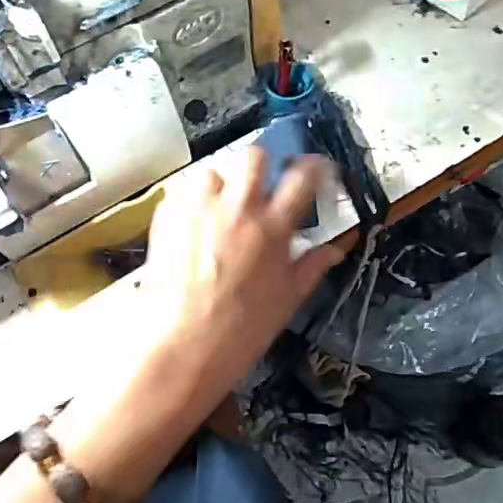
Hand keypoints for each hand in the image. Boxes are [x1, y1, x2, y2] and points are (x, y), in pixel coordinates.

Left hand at [53, 147, 341, 502]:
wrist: (184, 345)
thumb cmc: (240, 329)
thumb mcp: (287, 299)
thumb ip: (312, 266)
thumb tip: (334, 249)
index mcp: (273, 229)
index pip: (303, 177)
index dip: (313, 166)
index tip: (312, 167)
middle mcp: (237, 210)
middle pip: (254, 157)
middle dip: (260, 166)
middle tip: (258, 189)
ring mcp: (199, 210)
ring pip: (213, 171)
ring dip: (220, 185)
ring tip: (220, 210)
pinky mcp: (168, 217)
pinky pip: (181, 192)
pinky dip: (191, 202)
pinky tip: (194, 226)